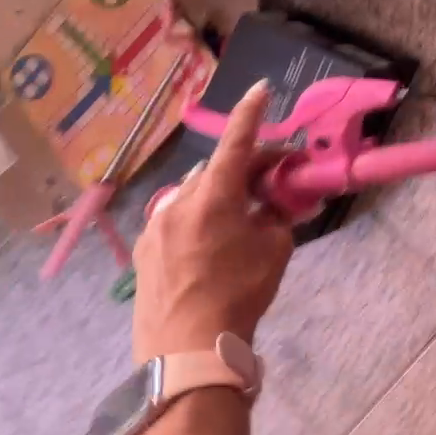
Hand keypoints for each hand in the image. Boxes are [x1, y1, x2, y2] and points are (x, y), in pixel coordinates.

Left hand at [132, 81, 294, 361]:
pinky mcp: (149, 249)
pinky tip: (229, 232)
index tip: (263, 88)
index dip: (252, 114)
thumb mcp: (276, 244)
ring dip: (232, 189)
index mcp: (212, 198)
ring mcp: (158, 227)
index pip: (235, 144)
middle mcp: (178, 204)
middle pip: (221, 168)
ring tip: (258, 208)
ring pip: (202, 191)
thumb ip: (276, 212)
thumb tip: (280, 199)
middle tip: (286, 177)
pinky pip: (186, 214)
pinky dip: (212, 210)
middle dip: (255, 165)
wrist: (187, 346)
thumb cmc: (241, 288)